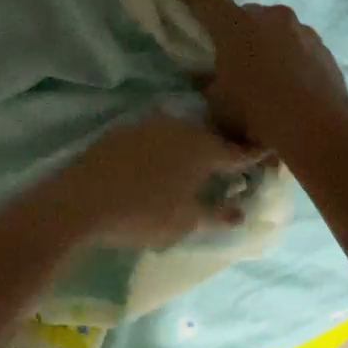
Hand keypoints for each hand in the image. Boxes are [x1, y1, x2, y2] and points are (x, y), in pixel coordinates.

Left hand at [16, 115, 259, 249]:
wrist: (80, 202)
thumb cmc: (142, 215)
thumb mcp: (185, 222)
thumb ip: (216, 214)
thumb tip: (240, 212)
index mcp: (203, 149)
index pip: (238, 152)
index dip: (254, 156)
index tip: (267, 155)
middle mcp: (180, 128)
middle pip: (209, 138)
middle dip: (220, 149)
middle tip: (228, 164)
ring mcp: (147, 126)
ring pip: (179, 134)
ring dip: (188, 147)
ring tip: (190, 165)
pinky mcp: (119, 132)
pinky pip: (151, 138)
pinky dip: (159, 149)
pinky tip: (154, 165)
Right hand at [178, 0, 347, 145]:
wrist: (316, 123)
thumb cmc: (256, 112)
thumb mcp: (218, 105)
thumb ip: (209, 84)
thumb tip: (207, 77)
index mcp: (235, 27)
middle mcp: (269, 17)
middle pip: (246, 16)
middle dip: (237, 32)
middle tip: (232, 59)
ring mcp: (299, 29)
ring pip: (274, 30)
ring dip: (266, 46)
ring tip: (264, 77)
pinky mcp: (321, 46)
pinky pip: (296, 46)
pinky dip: (288, 58)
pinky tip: (288, 85)